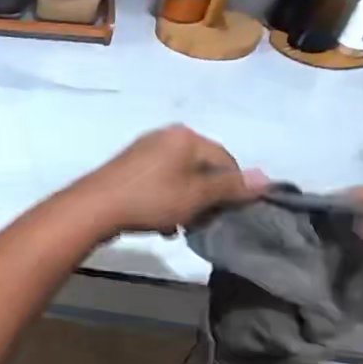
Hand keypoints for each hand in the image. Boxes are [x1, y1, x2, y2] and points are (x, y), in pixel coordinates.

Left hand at [65, 125, 264, 236]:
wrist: (94, 207)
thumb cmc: (151, 200)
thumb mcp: (197, 196)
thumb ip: (231, 188)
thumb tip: (268, 178)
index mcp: (187, 136)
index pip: (225, 160)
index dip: (232, 189)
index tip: (227, 214)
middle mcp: (165, 136)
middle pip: (201, 169)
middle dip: (205, 198)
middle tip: (200, 223)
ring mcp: (143, 150)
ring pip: (178, 179)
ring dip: (184, 204)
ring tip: (177, 227)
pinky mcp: (126, 167)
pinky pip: (157, 184)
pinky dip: (163, 202)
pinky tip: (159, 224)